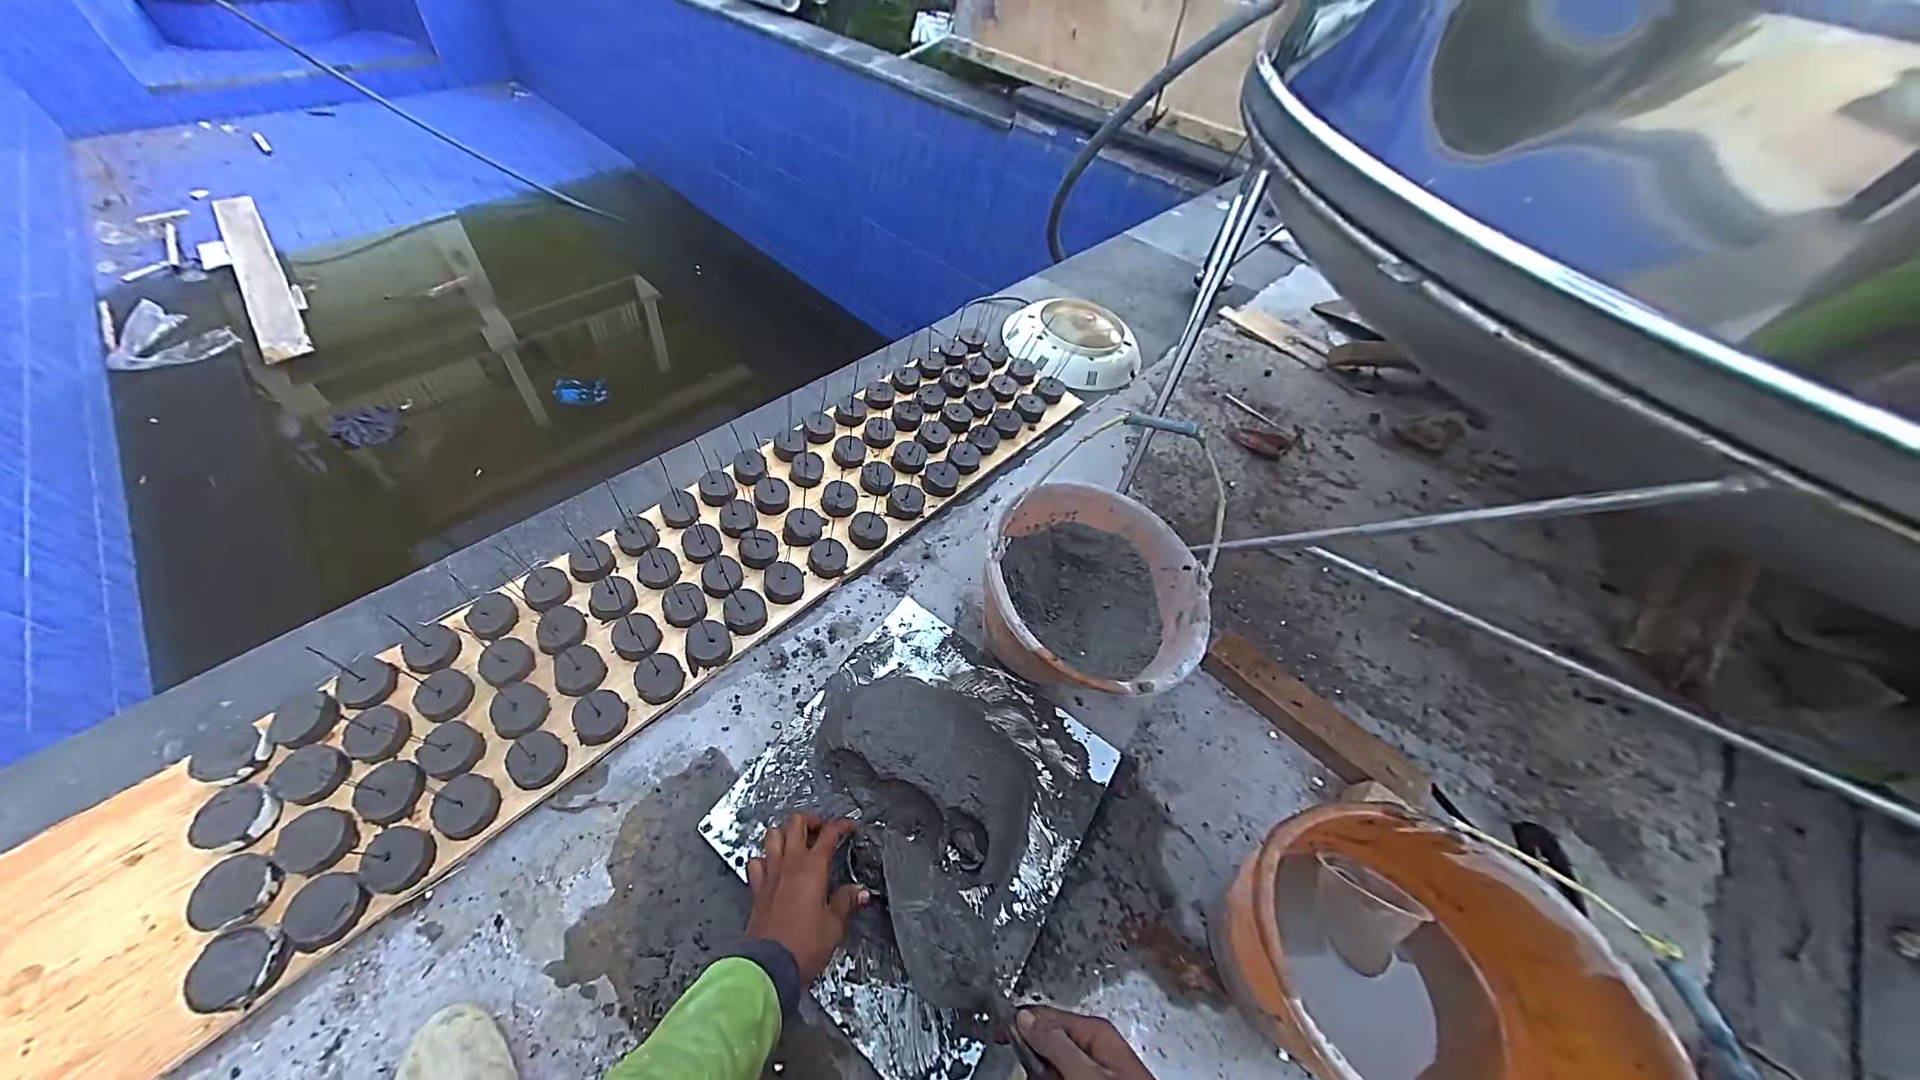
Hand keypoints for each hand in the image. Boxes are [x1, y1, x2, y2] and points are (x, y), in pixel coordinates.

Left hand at [745, 814, 868, 984]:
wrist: (768, 968)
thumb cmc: (804, 945)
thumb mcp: (834, 926)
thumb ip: (846, 902)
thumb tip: (859, 891)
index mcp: (813, 867)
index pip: (829, 833)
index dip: (841, 825)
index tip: (849, 827)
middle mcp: (790, 864)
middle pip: (796, 823)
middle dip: (811, 821)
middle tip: (821, 831)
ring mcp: (770, 874)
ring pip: (773, 835)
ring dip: (785, 833)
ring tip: (796, 842)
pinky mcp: (757, 890)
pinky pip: (756, 862)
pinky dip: (765, 858)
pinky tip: (773, 866)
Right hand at [1016, 1007, 1156, 1079]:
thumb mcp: (1085, 1073)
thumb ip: (1055, 1042)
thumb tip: (1024, 1016)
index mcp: (1094, 1030)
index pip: (1047, 1014)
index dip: (1020, 1023)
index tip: (999, 1034)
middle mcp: (1095, 1045)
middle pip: (1049, 1042)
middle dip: (1037, 1061)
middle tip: (1040, 1076)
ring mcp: (1096, 1068)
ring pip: (1055, 1065)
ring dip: (1046, 1075)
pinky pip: (1066, 1076)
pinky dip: (1056, 1079)